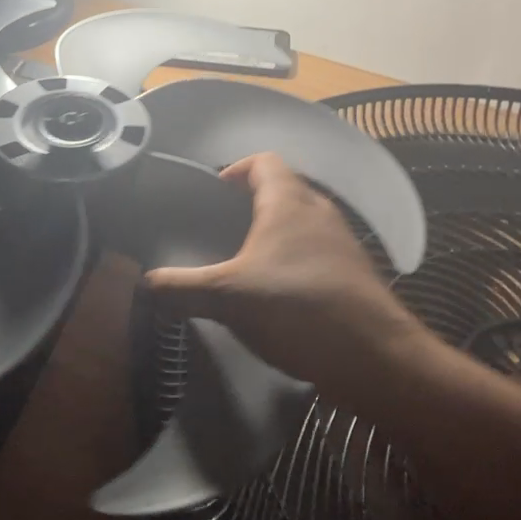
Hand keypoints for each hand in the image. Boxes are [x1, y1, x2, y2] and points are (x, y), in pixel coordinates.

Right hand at [143, 153, 431, 401]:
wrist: (376, 358)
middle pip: (285, 189)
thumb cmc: (297, 308)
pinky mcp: (356, 274)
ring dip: (278, 234)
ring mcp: (343, 243)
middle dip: (253, 204)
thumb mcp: (227, 298)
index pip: (263, 161)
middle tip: (223, 230)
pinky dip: (298, 262)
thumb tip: (144, 283)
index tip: (214, 193)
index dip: (236, 169)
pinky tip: (282, 296)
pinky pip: (319, 253)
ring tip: (249, 264)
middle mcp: (320, 211)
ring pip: (304, 223)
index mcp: (288, 202)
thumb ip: (181, 288)